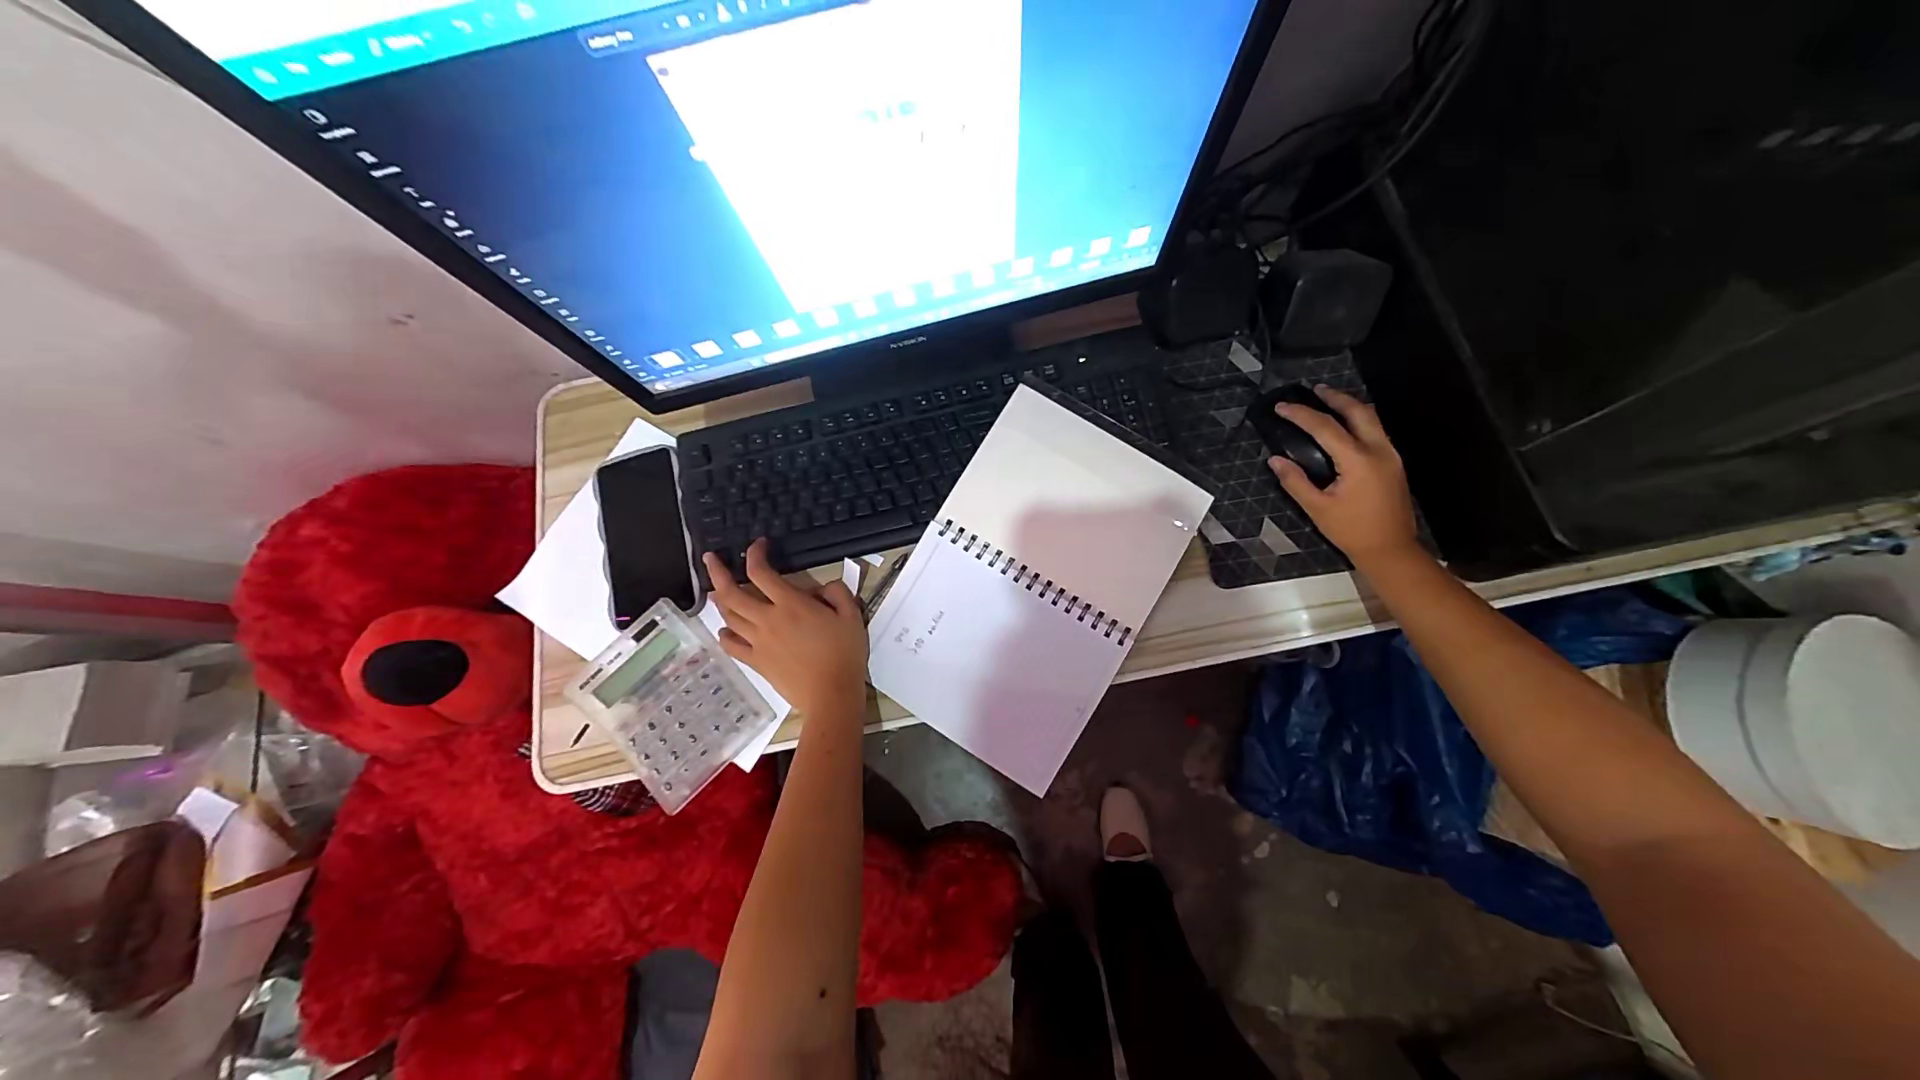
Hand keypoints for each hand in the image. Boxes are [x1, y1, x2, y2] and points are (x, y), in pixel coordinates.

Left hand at [703, 539, 868, 719]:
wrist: (831, 694)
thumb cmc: (844, 654)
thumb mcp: (852, 616)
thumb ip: (838, 593)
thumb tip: (824, 587)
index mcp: (790, 604)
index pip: (761, 572)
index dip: (755, 554)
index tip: (758, 545)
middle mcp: (768, 619)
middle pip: (731, 592)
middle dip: (717, 572)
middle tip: (710, 559)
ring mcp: (758, 642)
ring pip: (728, 616)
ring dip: (719, 600)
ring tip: (716, 591)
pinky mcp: (757, 662)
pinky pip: (731, 646)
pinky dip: (725, 634)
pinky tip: (726, 630)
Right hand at [1266, 385, 1421, 569]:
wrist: (1390, 549)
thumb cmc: (1351, 530)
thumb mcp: (1317, 508)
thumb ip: (1295, 481)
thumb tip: (1275, 460)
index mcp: (1358, 460)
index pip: (1326, 427)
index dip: (1301, 414)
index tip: (1281, 407)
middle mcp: (1379, 450)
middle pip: (1358, 411)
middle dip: (1335, 397)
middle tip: (1314, 389)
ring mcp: (1390, 455)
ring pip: (1372, 418)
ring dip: (1349, 406)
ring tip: (1329, 401)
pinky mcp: (1393, 463)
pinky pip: (1376, 431)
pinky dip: (1358, 420)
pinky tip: (1345, 425)